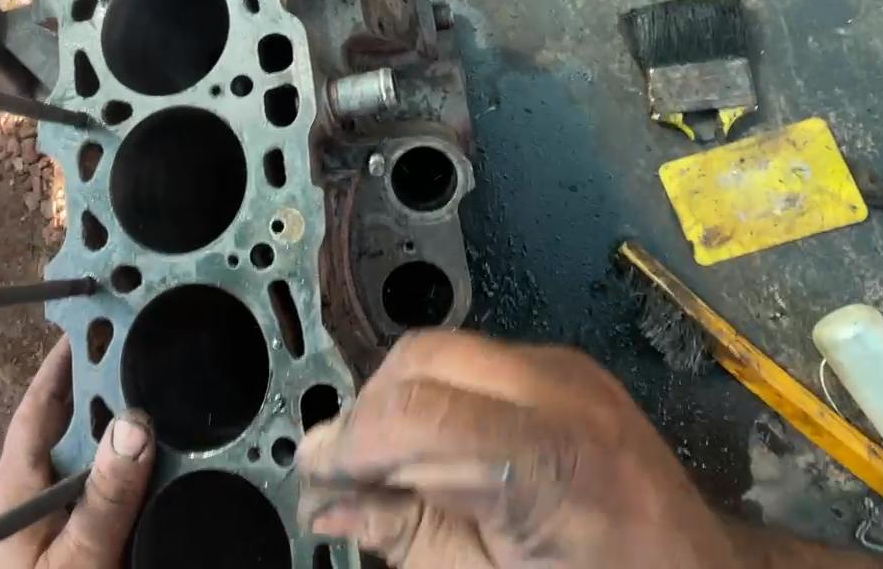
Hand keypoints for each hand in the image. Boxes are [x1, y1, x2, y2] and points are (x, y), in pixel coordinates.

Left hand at [0, 336, 156, 568]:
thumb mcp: (77, 563)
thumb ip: (105, 498)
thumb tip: (137, 419)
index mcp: (17, 493)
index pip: (38, 410)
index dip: (62, 362)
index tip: (95, 319)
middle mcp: (32, 502)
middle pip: (67, 428)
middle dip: (101, 385)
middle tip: (147, 345)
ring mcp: (51, 529)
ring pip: (89, 461)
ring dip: (120, 428)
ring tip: (165, 392)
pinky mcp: (74, 553)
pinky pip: (103, 494)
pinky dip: (131, 469)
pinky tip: (164, 461)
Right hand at [294, 330, 741, 568]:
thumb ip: (411, 536)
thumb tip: (331, 501)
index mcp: (551, 459)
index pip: (419, 411)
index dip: (354, 437)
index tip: (318, 467)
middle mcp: (559, 390)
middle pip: (423, 357)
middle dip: (369, 407)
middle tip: (349, 468)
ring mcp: (565, 367)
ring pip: (442, 347)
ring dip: (399, 394)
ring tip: (392, 460)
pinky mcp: (563, 364)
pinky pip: (475, 357)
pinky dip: (438, 390)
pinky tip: (438, 444)